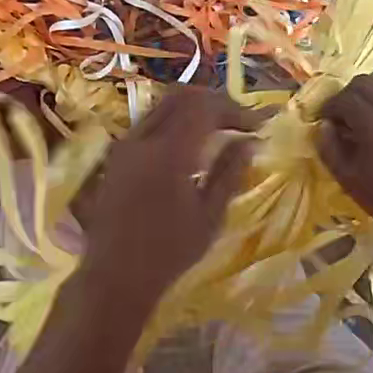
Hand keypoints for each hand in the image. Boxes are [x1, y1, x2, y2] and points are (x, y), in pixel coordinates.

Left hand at [80, 87, 258, 301]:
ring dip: (192, 110)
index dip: (235, 109)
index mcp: (169, 152)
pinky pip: (148, 123)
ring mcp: (124, 145)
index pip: (205, 108)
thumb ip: (230, 172)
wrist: (115, 275)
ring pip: (162, 106)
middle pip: (181, 96)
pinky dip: (173, 122)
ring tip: (218, 129)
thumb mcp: (210, 215)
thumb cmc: (169, 251)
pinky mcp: (116, 157)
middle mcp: (142, 139)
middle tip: (239, 120)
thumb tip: (249, 141)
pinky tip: (189, 145)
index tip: (257, 125)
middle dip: (214, 102)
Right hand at [317, 75, 372, 240]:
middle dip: (346, 94)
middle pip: (366, 83)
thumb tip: (323, 127)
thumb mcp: (346, 176)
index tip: (320, 119)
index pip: (344, 98)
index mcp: (372, 122)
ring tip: (355, 124)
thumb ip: (329, 148)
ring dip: (365, 100)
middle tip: (336, 115)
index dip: (328, 106)